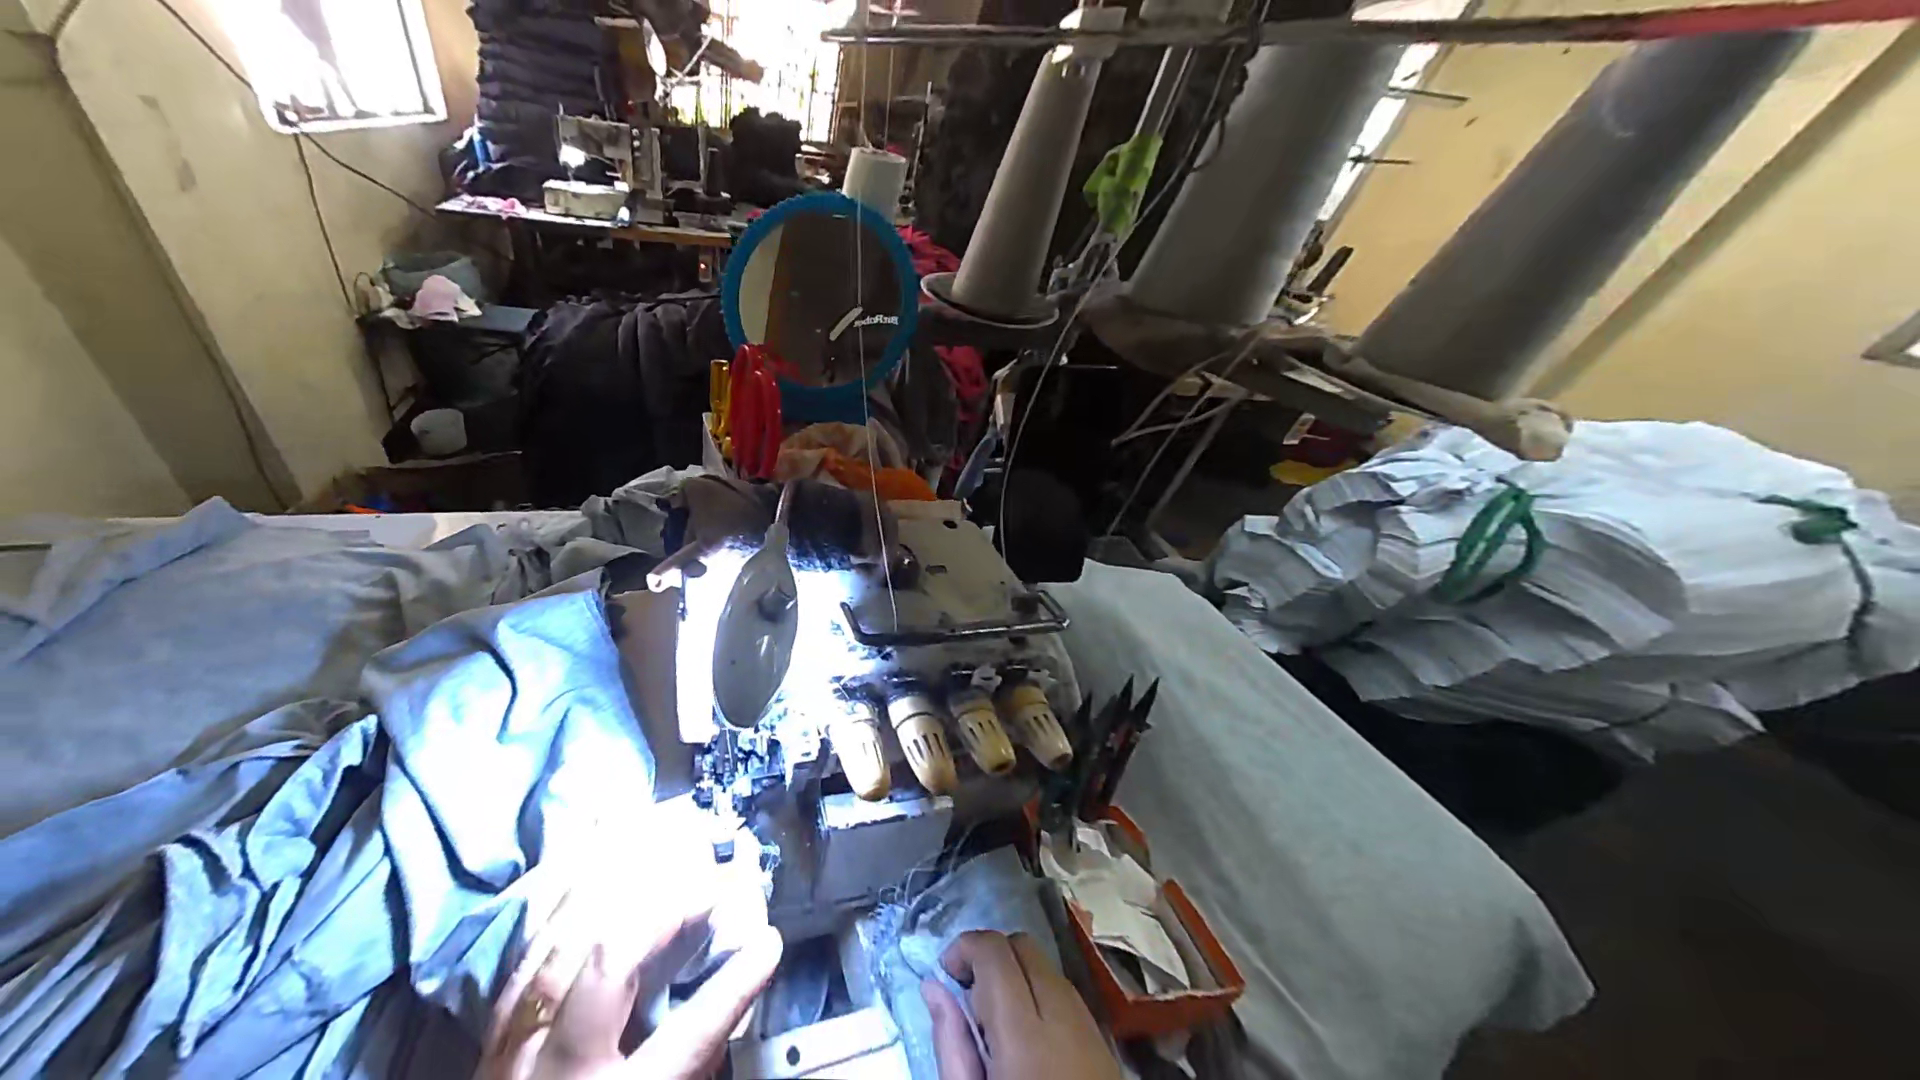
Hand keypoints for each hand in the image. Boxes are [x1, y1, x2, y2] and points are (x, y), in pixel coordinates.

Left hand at [476, 879, 782, 1079]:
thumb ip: (692, 1063)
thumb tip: (731, 987)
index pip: (689, 1038)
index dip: (734, 986)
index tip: (770, 941)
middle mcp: (559, 1073)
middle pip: (608, 971)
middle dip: (662, 914)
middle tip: (706, 885)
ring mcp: (512, 1053)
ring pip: (559, 953)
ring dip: (610, 898)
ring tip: (654, 866)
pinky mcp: (488, 1040)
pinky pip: (524, 960)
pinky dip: (560, 914)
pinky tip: (585, 883)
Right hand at [921, 930, 1120, 1079]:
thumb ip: (950, 1041)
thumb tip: (933, 986)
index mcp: (1024, 1034)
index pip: (994, 951)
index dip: (964, 948)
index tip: (946, 974)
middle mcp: (1061, 1013)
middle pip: (1021, 944)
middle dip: (988, 955)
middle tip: (966, 994)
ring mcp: (1086, 1022)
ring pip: (1044, 962)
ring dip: (1013, 972)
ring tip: (993, 1020)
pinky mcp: (1100, 1036)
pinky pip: (1062, 988)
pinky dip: (1036, 990)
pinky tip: (1024, 1033)